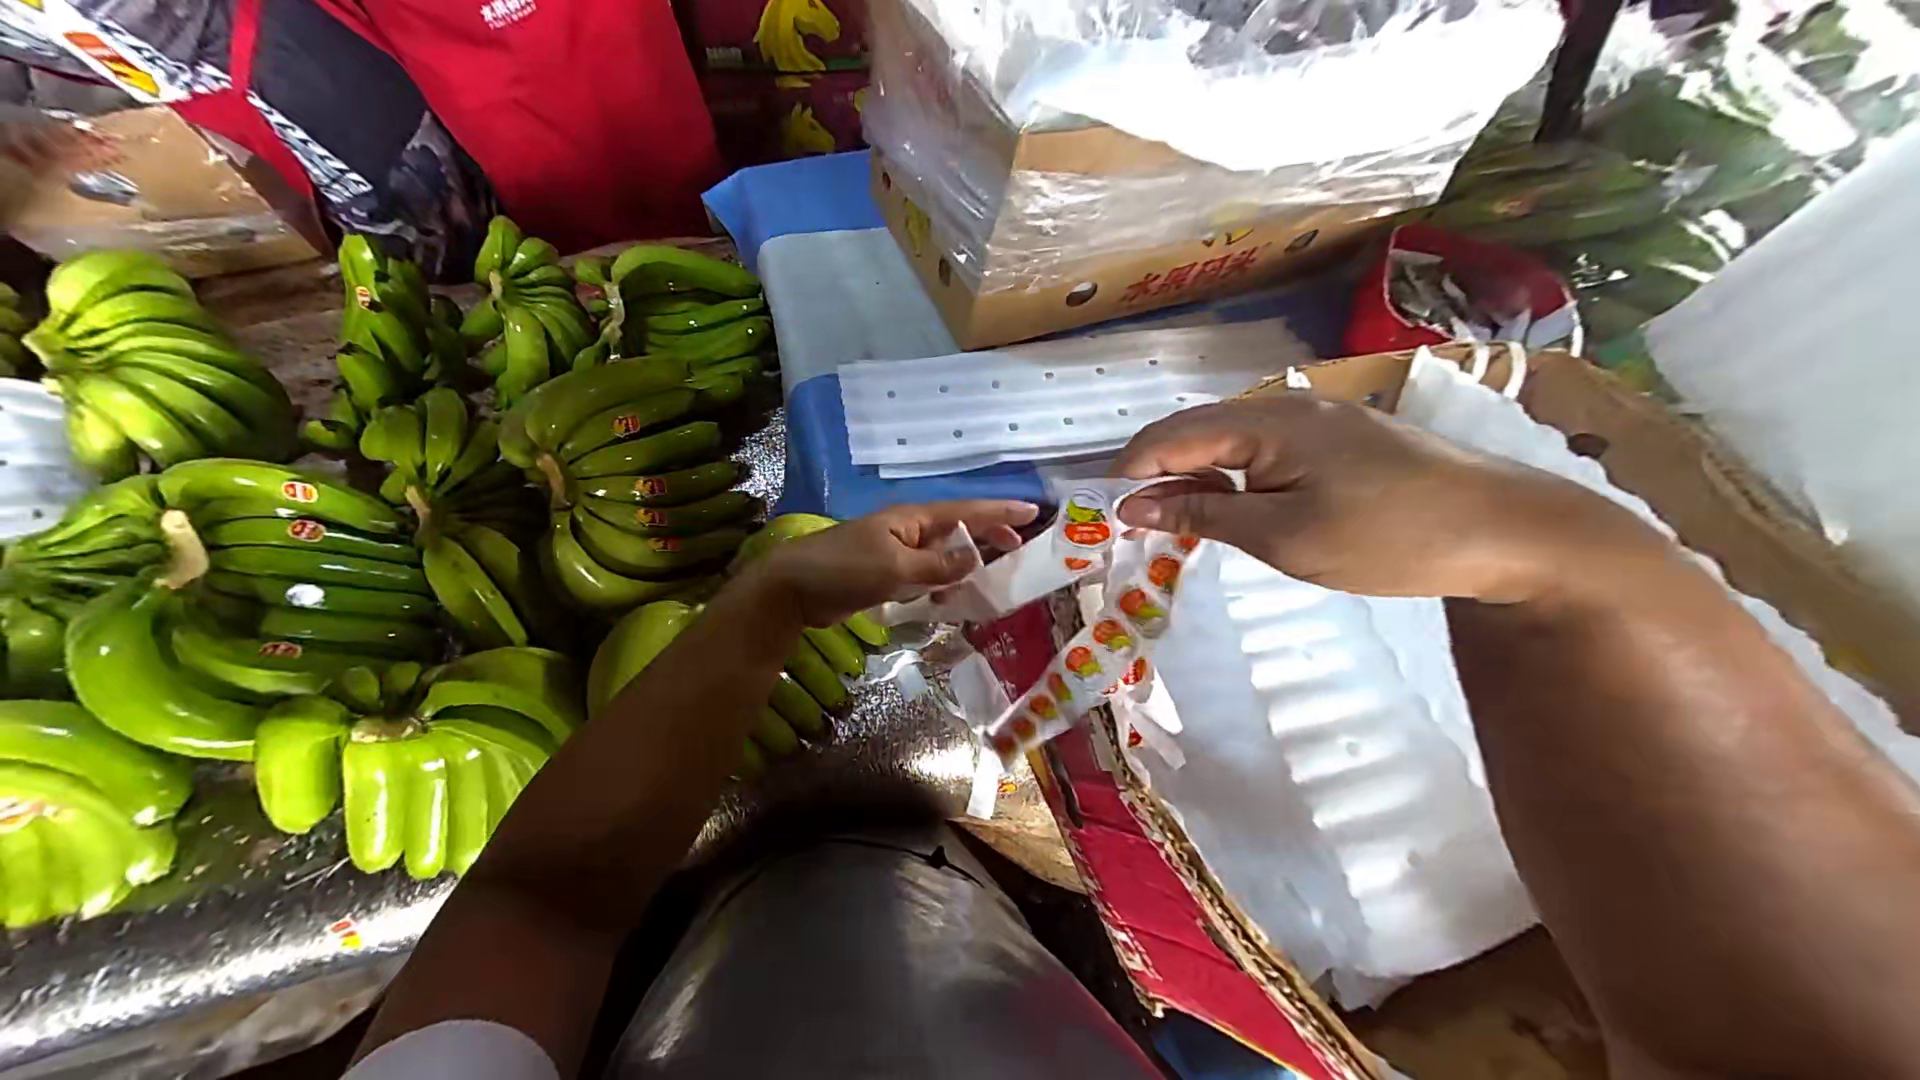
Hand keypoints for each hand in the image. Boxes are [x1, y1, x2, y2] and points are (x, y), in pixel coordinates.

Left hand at [750, 500, 1038, 626]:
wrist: (793, 588)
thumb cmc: (843, 569)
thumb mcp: (894, 567)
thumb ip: (937, 565)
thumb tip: (977, 559)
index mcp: (912, 519)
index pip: (965, 511)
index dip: (999, 513)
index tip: (1031, 511)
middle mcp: (909, 531)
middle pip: (958, 529)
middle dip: (989, 536)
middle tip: (1019, 548)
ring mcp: (897, 551)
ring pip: (944, 554)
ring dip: (968, 561)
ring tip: (996, 573)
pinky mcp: (887, 573)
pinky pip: (927, 574)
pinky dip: (945, 582)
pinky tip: (955, 596)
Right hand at [1111, 395, 1667, 601]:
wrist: (1512, 533)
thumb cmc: (1388, 537)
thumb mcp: (1281, 535)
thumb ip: (1202, 513)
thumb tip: (1133, 504)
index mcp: (1269, 420)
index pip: (1172, 434)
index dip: (1129, 468)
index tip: (1101, 509)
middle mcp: (1287, 407)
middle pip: (1196, 430)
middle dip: (1154, 472)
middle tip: (1130, 520)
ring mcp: (1316, 421)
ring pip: (1227, 440)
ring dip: (1191, 476)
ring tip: (1169, 519)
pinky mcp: (1337, 440)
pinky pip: (1260, 450)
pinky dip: (1229, 477)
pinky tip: (1226, 506)